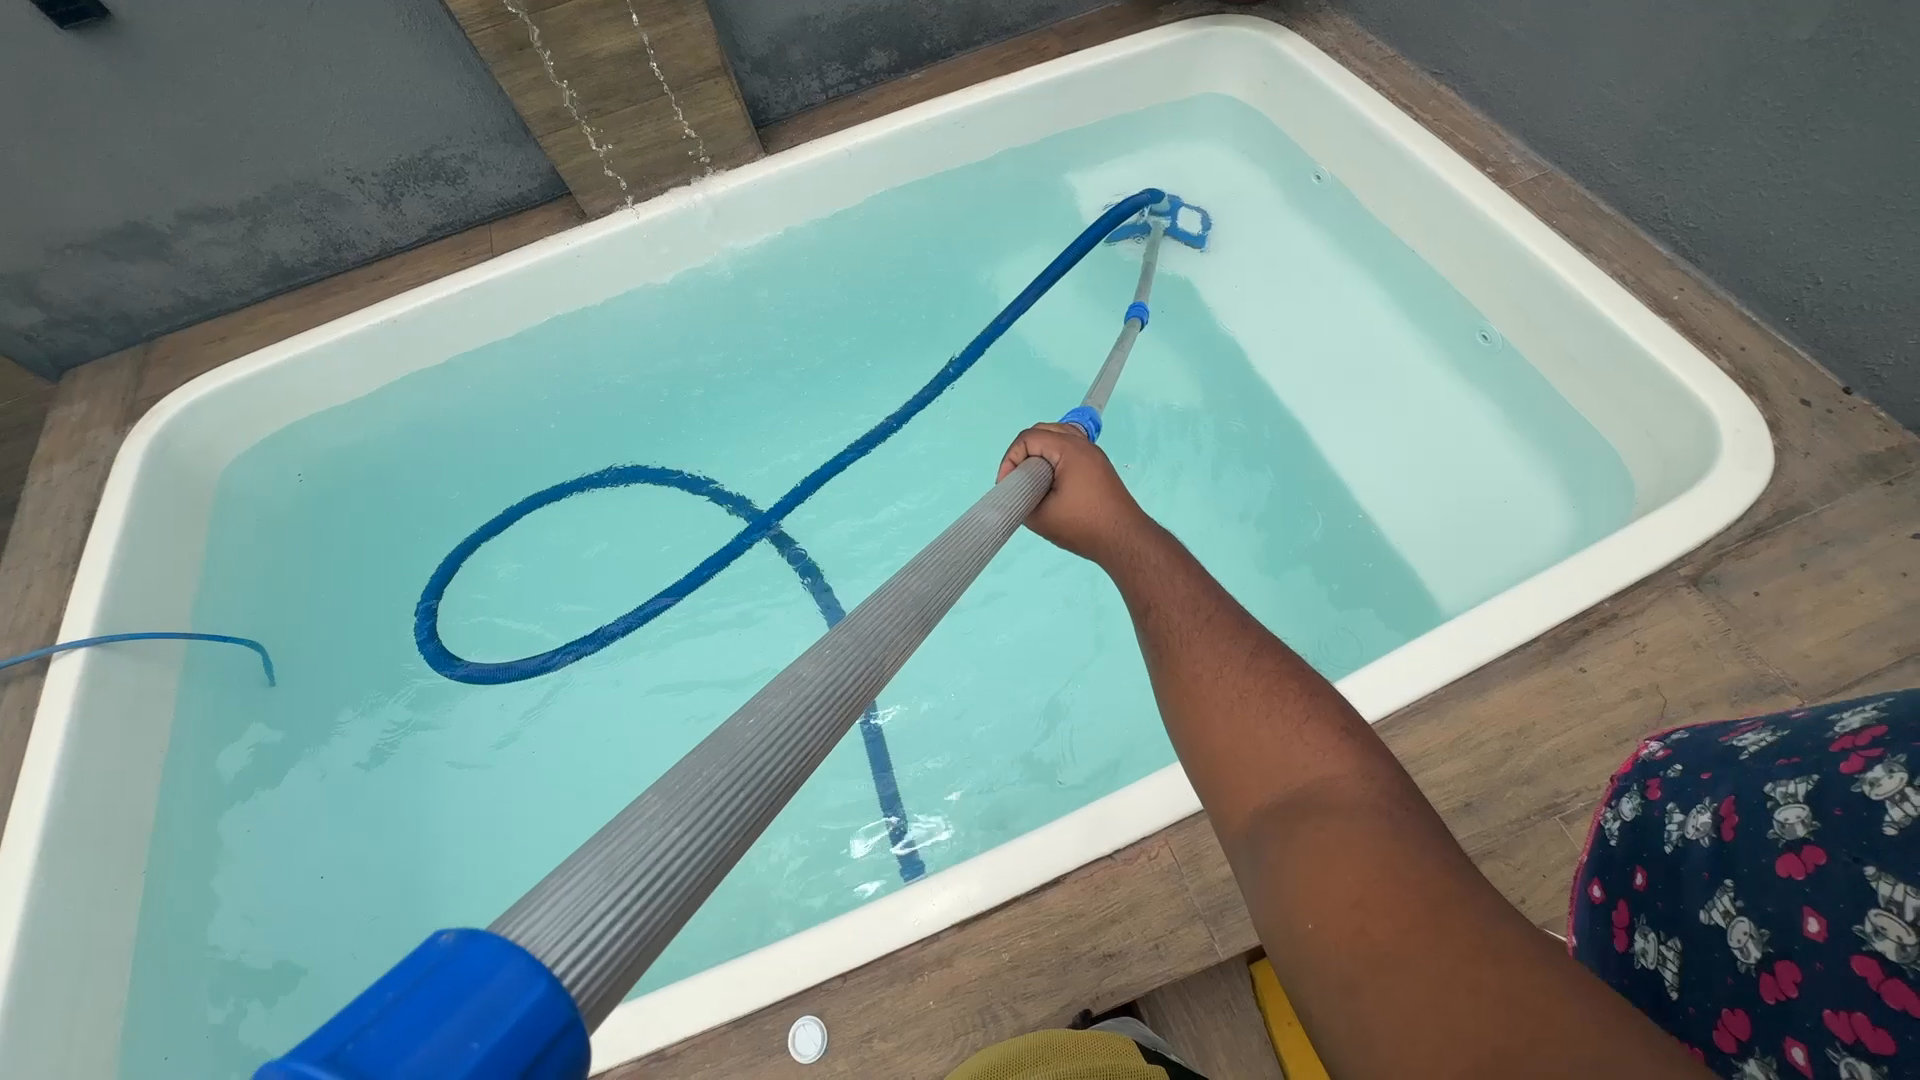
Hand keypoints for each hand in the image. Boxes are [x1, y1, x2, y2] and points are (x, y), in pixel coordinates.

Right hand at [997, 423, 1155, 565]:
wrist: (1124, 540)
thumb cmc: (1082, 527)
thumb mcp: (1040, 517)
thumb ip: (1021, 500)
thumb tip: (1018, 493)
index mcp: (1068, 450)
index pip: (1028, 438)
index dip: (1011, 459)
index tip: (1006, 484)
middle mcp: (1083, 444)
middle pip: (1044, 430)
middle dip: (1023, 451)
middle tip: (1015, 478)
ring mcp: (1094, 454)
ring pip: (1059, 436)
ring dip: (1040, 451)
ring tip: (1030, 477)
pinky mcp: (1099, 466)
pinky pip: (1070, 448)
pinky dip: (1055, 456)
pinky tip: (1049, 479)